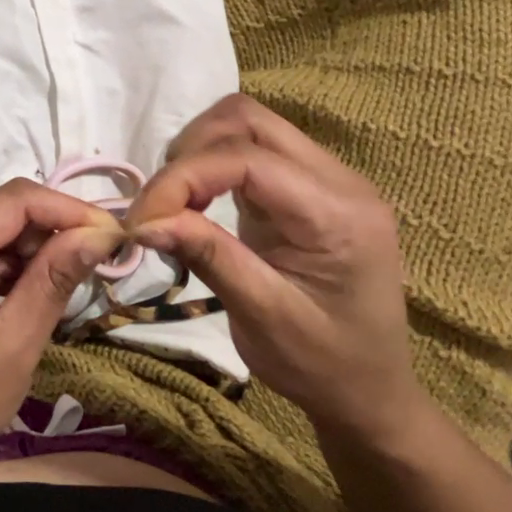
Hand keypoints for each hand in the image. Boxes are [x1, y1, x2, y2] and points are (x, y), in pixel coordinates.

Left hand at [0, 179, 124, 488]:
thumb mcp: (14, 345)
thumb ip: (53, 280)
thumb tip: (100, 233)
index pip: (16, 200)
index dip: (70, 210)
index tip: (116, 236)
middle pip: (5, 208)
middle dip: (57, 229)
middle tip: (102, 262)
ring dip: (37, 247)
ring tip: (73, 283)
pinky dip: (13, 262)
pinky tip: (36, 291)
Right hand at [127, 94, 420, 437]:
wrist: (369, 392)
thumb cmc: (322, 363)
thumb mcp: (262, 317)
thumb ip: (209, 255)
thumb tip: (144, 222)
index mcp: (340, 214)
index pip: (246, 159)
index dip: (183, 178)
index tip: (142, 222)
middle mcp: (339, 181)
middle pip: (246, 119)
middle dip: (188, 152)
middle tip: (159, 206)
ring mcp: (323, 178)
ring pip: (243, 123)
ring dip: (196, 152)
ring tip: (174, 204)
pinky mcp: (302, 186)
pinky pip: (247, 147)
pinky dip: (208, 164)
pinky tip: (195, 204)